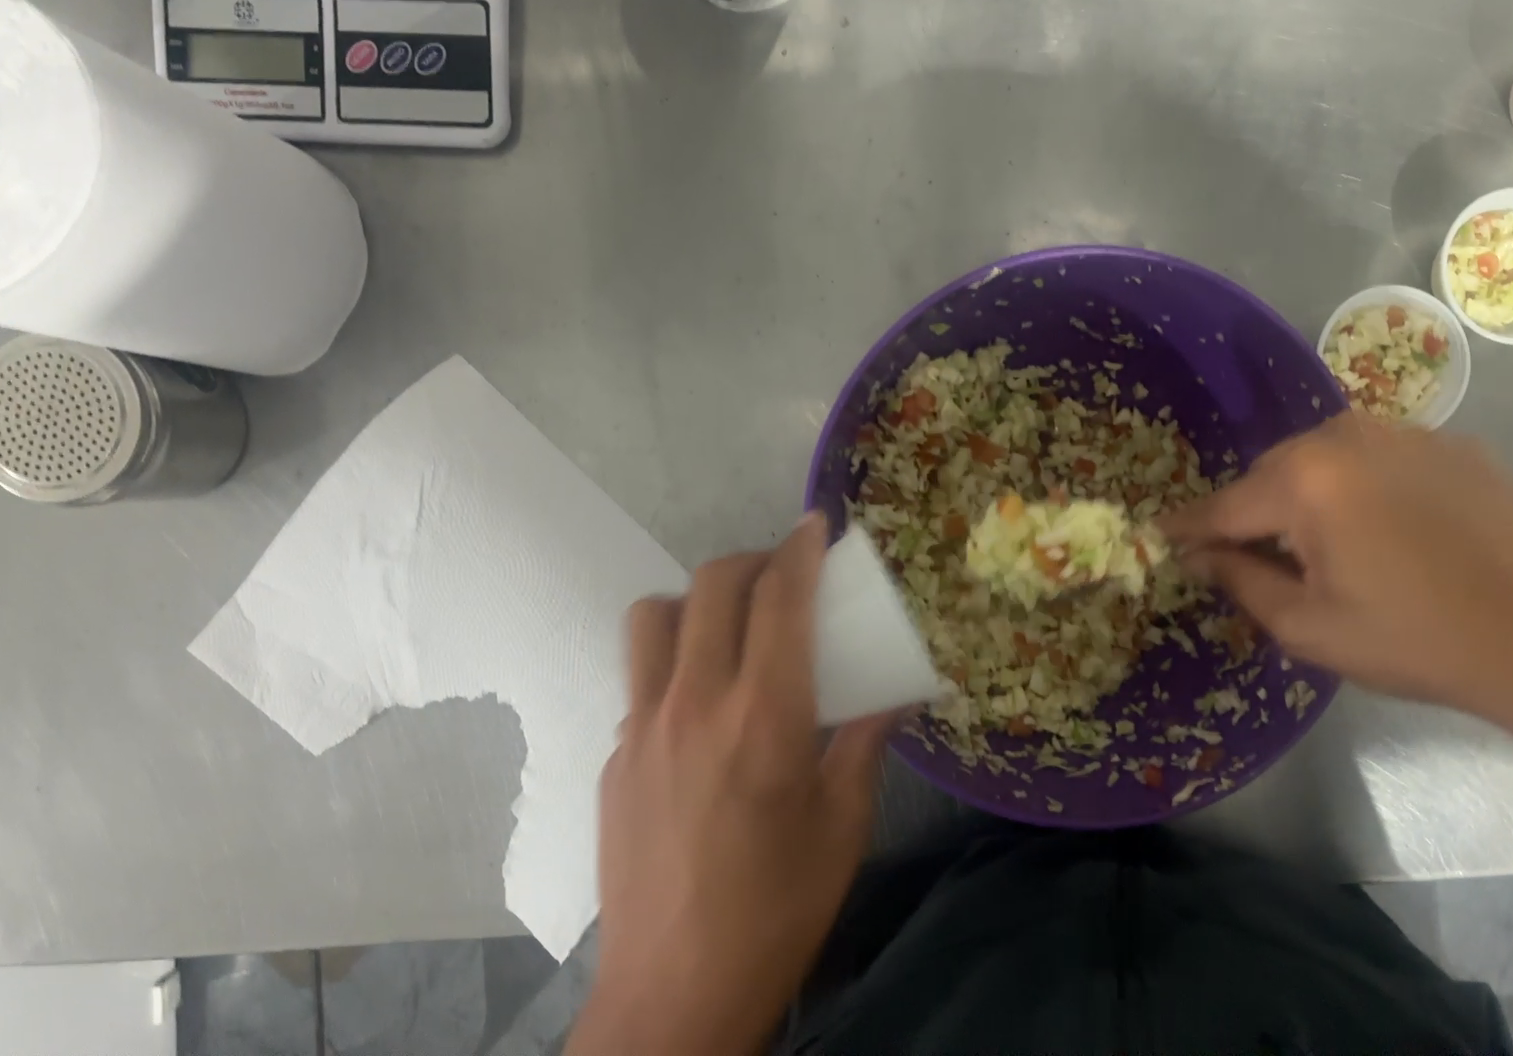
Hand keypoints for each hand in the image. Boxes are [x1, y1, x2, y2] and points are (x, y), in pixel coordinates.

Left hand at [572, 514, 897, 1055]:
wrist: (676, 989)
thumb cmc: (779, 906)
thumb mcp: (844, 823)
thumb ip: (865, 742)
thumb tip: (899, 694)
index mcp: (763, 717)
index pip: (780, 600)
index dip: (800, 549)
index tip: (816, 524)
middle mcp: (694, 704)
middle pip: (710, 587)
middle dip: (752, 560)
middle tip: (782, 575)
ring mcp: (641, 728)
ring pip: (651, 617)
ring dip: (694, 601)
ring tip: (727, 629)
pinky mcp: (613, 757)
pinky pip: (639, 680)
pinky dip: (673, 664)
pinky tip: (700, 710)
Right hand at [1161, 415, 1512, 724]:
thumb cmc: (1411, 641)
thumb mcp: (1306, 626)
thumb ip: (1239, 581)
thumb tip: (1198, 555)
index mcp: (1305, 482)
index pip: (1223, 506)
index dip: (1188, 527)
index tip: (1159, 535)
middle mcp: (1348, 437)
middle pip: (1271, 474)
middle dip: (1255, 513)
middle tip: (1258, 558)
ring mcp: (1406, 433)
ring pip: (1324, 460)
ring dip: (1309, 496)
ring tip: (1326, 546)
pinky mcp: (1453, 445)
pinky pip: (1379, 459)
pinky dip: (1363, 488)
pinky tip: (1389, 532)